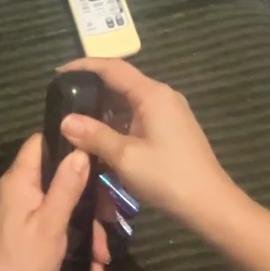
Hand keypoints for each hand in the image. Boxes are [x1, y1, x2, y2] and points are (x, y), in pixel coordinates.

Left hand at [0, 134, 98, 270]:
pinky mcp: (25, 229)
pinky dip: (72, 239)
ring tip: (103, 256)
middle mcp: (17, 189)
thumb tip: (80, 150)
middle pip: (57, 176)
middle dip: (87, 198)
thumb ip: (66, 186)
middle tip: (109, 218)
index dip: (67, 143)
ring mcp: (20, 210)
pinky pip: (53, 223)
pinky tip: (92, 266)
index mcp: (19, 180)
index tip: (96, 154)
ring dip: (85, 227)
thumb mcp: (52, 223)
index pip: (40, 142)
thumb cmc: (25, 261)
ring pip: (60, 204)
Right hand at [57, 58, 242, 223]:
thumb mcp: (125, 157)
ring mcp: (170, 112)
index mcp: (152, 94)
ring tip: (77, 122)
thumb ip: (94, 135)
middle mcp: (162, 96)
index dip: (83, 66)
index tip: (58, 74)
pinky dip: (118, 122)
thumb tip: (65, 120)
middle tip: (63, 101)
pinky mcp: (171, 129)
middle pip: (121, 82)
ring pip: (129, 101)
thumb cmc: (168, 177)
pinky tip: (102, 138)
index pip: (112, 67)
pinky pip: (138, 116)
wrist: (211, 204)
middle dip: (92, 89)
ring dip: (104, 109)